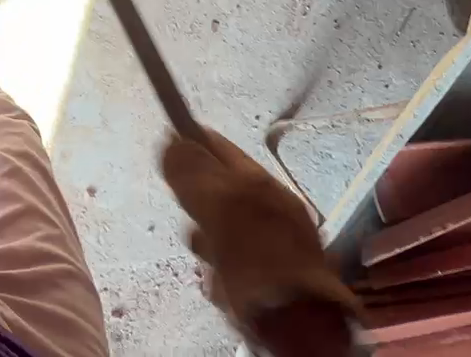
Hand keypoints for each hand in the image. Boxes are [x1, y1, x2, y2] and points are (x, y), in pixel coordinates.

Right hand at [161, 129, 356, 356]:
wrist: (303, 329)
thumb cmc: (262, 260)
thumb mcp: (223, 205)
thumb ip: (196, 173)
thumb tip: (171, 141)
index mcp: (261, 183)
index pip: (217, 147)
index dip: (191, 144)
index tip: (167, 150)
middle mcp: (267, 208)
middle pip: (211, 189)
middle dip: (194, 204)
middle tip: (193, 218)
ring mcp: (266, 245)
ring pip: (213, 231)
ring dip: (205, 244)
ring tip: (213, 262)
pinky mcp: (261, 282)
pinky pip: (223, 265)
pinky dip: (219, 275)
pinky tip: (225, 288)